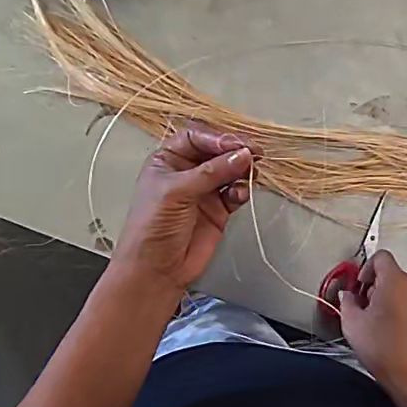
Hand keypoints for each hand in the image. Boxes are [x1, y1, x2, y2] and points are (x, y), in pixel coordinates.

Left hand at [110, 123, 255, 294]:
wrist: (155, 270)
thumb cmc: (152, 227)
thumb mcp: (176, 192)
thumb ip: (210, 173)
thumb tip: (241, 155)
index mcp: (167, 159)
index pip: (195, 137)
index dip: (215, 138)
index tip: (234, 144)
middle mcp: (186, 171)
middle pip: (216, 151)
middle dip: (234, 150)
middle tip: (253, 152)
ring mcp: (203, 190)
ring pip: (229, 170)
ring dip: (242, 169)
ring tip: (252, 171)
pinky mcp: (218, 209)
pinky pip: (235, 192)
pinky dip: (242, 190)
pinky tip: (241, 193)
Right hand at [338, 251, 406, 391]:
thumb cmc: (383, 348)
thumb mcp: (351, 323)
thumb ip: (347, 301)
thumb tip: (349, 296)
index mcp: (396, 281)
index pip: (381, 257)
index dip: (365, 269)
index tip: (359, 288)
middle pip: (392, 274)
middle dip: (376, 286)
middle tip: (364, 308)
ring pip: (404, 290)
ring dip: (390, 299)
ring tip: (378, 323)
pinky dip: (403, 311)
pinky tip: (393, 332)